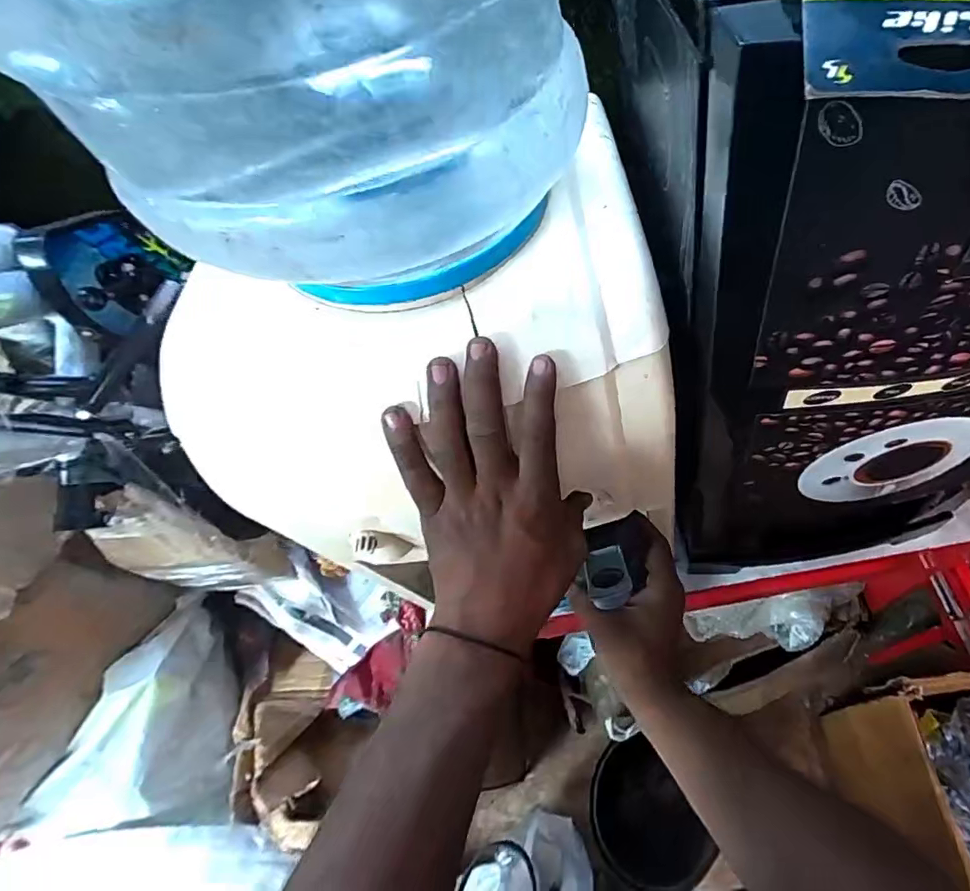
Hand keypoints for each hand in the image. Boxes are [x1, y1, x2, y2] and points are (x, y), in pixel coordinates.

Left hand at [382, 337, 590, 654]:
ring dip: (442, 401)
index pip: (539, 437)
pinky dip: (402, 445)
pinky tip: (393, 413)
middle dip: (483, 384)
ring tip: (439, 364)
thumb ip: (572, 514)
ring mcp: (459, 498)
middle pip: (487, 428)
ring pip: (449, 443)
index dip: (540, 397)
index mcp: (534, 497)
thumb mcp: (570, 550)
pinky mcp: (432, 511)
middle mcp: (495, 489)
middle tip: (478, 345)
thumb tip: (576, 491)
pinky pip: (415, 475)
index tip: (540, 361)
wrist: (485, 624)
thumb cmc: (535, 586)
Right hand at [567, 523, 685, 699]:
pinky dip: (634, 569)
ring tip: (605, 541)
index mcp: (662, 587)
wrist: (652, 693)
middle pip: (655, 553)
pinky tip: (611, 569)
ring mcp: (668, 602)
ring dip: (634, 553)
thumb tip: (564, 577)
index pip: (656, 545)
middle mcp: (670, 590)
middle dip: (634, 537)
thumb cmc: (630, 656)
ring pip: (653, 567)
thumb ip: (581, 599)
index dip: (641, 526)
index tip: (620, 512)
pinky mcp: (661, 612)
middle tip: (606, 524)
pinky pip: (650, 580)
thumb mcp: (601, 625)